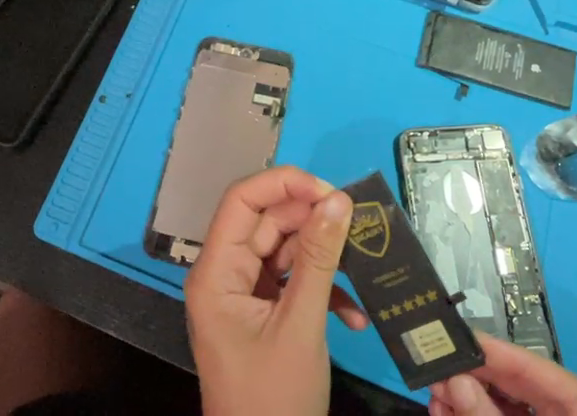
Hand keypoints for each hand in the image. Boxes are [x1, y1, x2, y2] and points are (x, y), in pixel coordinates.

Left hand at [183, 166, 368, 415]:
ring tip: (360, 264)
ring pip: (284, 250)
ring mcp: (243, 295)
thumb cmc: (273, 398)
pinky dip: (323, 292)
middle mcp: (223, 275)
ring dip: (323, 259)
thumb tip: (338, 200)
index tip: (330, 191)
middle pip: (266, 222)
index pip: (242, 201)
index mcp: (215, 272)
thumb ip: (320, 259)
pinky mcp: (262, 314)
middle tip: (355, 223)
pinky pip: (291, 283)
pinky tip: (355, 317)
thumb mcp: (301, 325)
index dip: (284, 184)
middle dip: (311, 219)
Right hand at [429, 333, 576, 415]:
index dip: (516, 358)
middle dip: (480, 378)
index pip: (560, 382)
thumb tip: (455, 380)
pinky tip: (443, 411)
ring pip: (505, 408)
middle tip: (441, 363)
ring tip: (435, 390)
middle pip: (526, 392)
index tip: (472, 342)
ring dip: (467, 398)